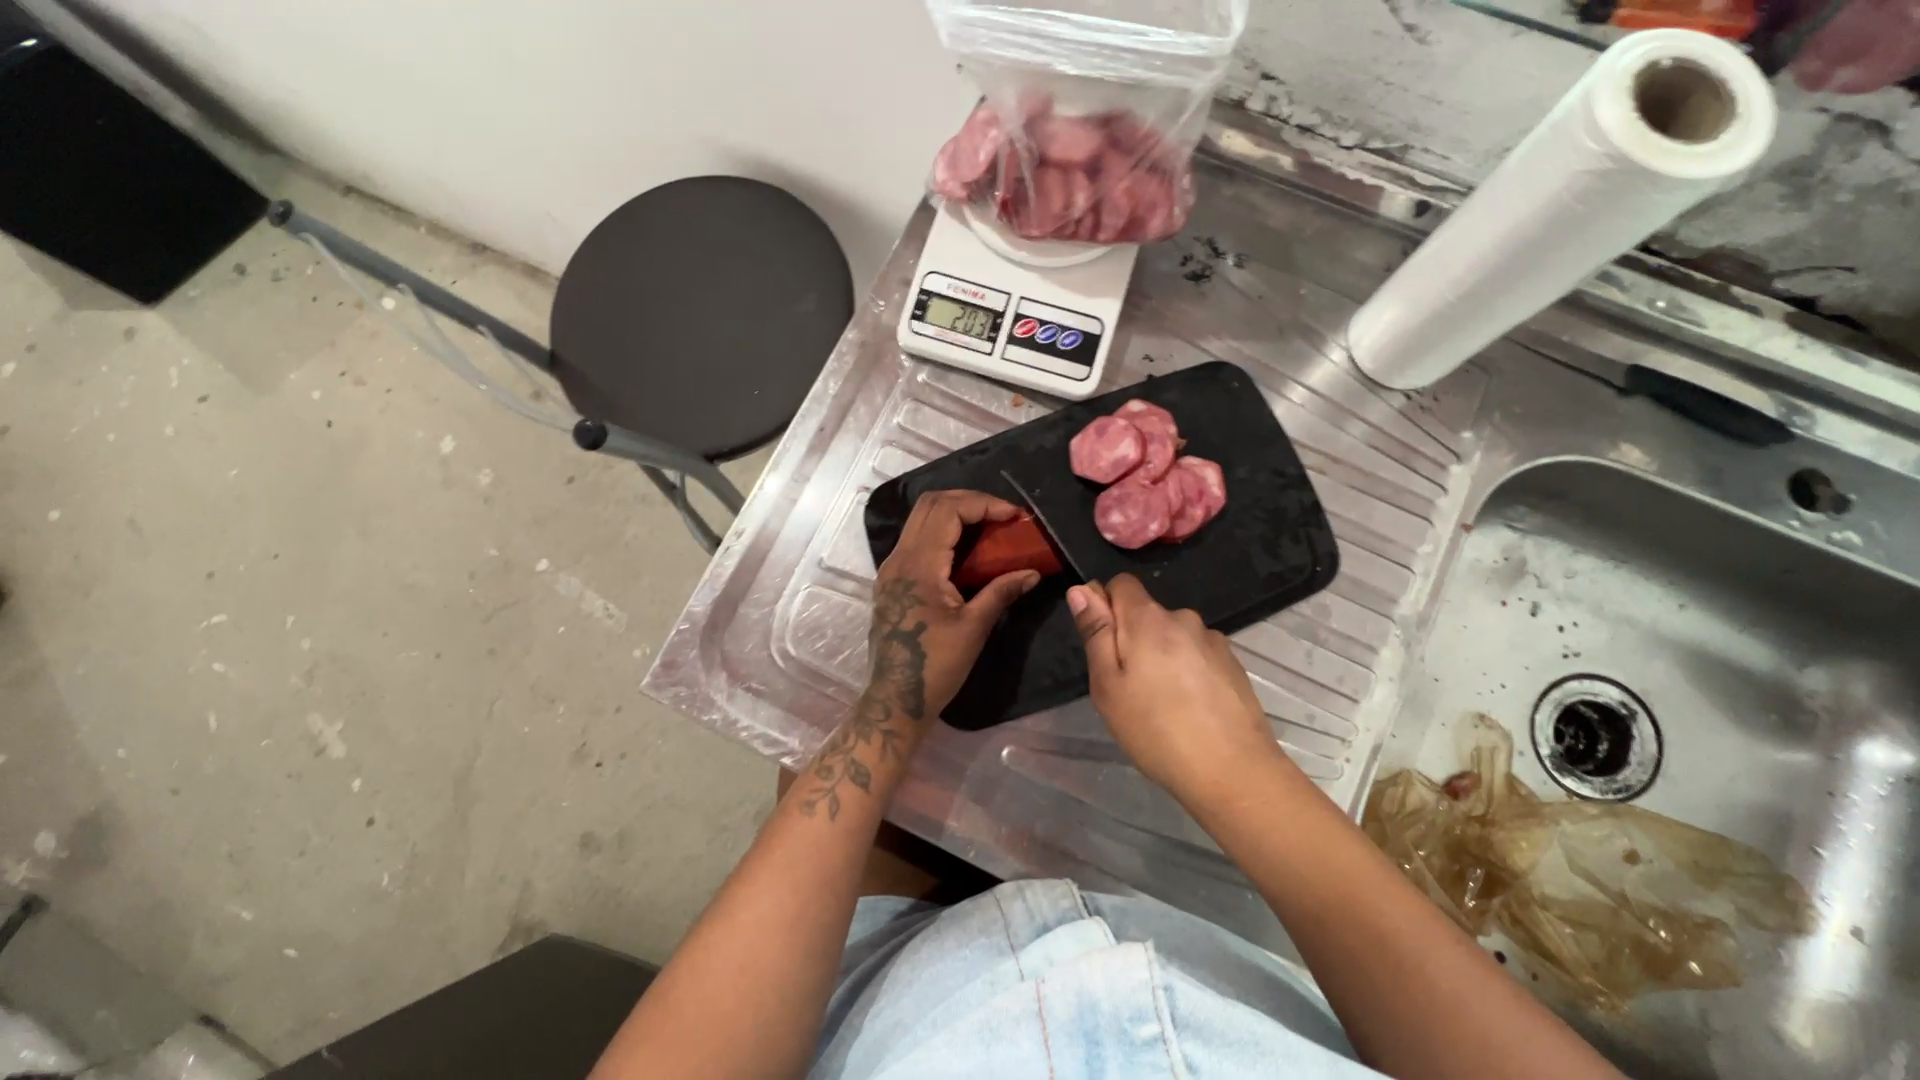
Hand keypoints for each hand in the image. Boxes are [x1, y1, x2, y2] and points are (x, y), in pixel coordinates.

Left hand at [867, 490, 1041, 723]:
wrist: (896, 698)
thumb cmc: (936, 665)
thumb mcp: (974, 627)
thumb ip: (1002, 591)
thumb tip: (1033, 571)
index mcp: (918, 565)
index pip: (948, 511)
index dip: (983, 504)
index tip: (1014, 517)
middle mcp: (899, 558)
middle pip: (930, 505)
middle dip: (969, 501)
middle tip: (1002, 515)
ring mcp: (891, 568)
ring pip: (921, 519)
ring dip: (955, 514)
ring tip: (990, 527)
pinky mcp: (892, 580)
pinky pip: (917, 539)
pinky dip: (943, 532)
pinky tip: (968, 549)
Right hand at [1068, 575, 1286, 804]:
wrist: (1232, 769)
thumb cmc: (1155, 730)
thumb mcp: (1108, 686)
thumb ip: (1096, 633)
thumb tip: (1082, 589)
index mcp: (1148, 619)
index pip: (1121, 584)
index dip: (1105, 606)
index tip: (1104, 647)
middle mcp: (1183, 618)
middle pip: (1147, 613)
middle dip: (1134, 638)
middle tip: (1129, 688)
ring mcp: (1213, 641)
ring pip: (1173, 636)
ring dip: (1163, 656)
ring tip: (1163, 703)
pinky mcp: (1233, 664)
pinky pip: (1197, 654)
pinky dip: (1188, 671)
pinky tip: (1191, 708)